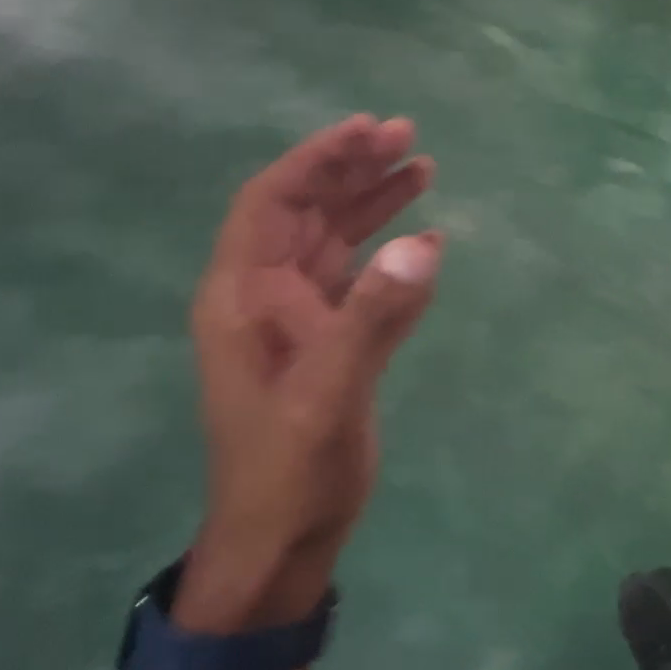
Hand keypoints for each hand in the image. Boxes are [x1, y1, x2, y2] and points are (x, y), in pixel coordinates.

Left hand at [178, 116, 441, 629]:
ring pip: (335, 242)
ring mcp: (298, 323)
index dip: (318, 159)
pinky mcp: (329, 346)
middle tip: (408, 136)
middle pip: (306, 212)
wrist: (281, 540)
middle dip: (352, 170)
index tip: (369, 130)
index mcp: (244, 296)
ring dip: (373, 204)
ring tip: (423, 168)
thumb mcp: (331, 394)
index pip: (274, 202)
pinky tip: (426, 240)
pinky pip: (359, 282)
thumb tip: (426, 243)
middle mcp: (265, 298)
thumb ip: (375, 317)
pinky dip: (391, 255)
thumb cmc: (291, 469)